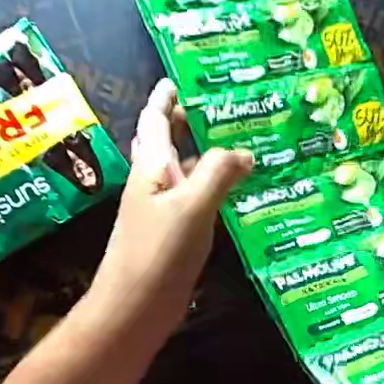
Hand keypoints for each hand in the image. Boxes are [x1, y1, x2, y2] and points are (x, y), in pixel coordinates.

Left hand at [82, 79, 252, 340]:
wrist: (134, 309)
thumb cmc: (157, 253)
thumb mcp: (190, 206)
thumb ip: (217, 173)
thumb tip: (243, 152)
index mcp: (152, 167)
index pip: (155, 119)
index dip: (168, 95)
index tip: (187, 74)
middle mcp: (155, 183)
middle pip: (172, 142)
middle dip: (195, 121)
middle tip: (233, 105)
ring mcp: (165, 211)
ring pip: (189, 172)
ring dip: (211, 157)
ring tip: (250, 142)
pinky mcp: (176, 237)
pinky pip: (199, 201)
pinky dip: (217, 190)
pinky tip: (242, 192)